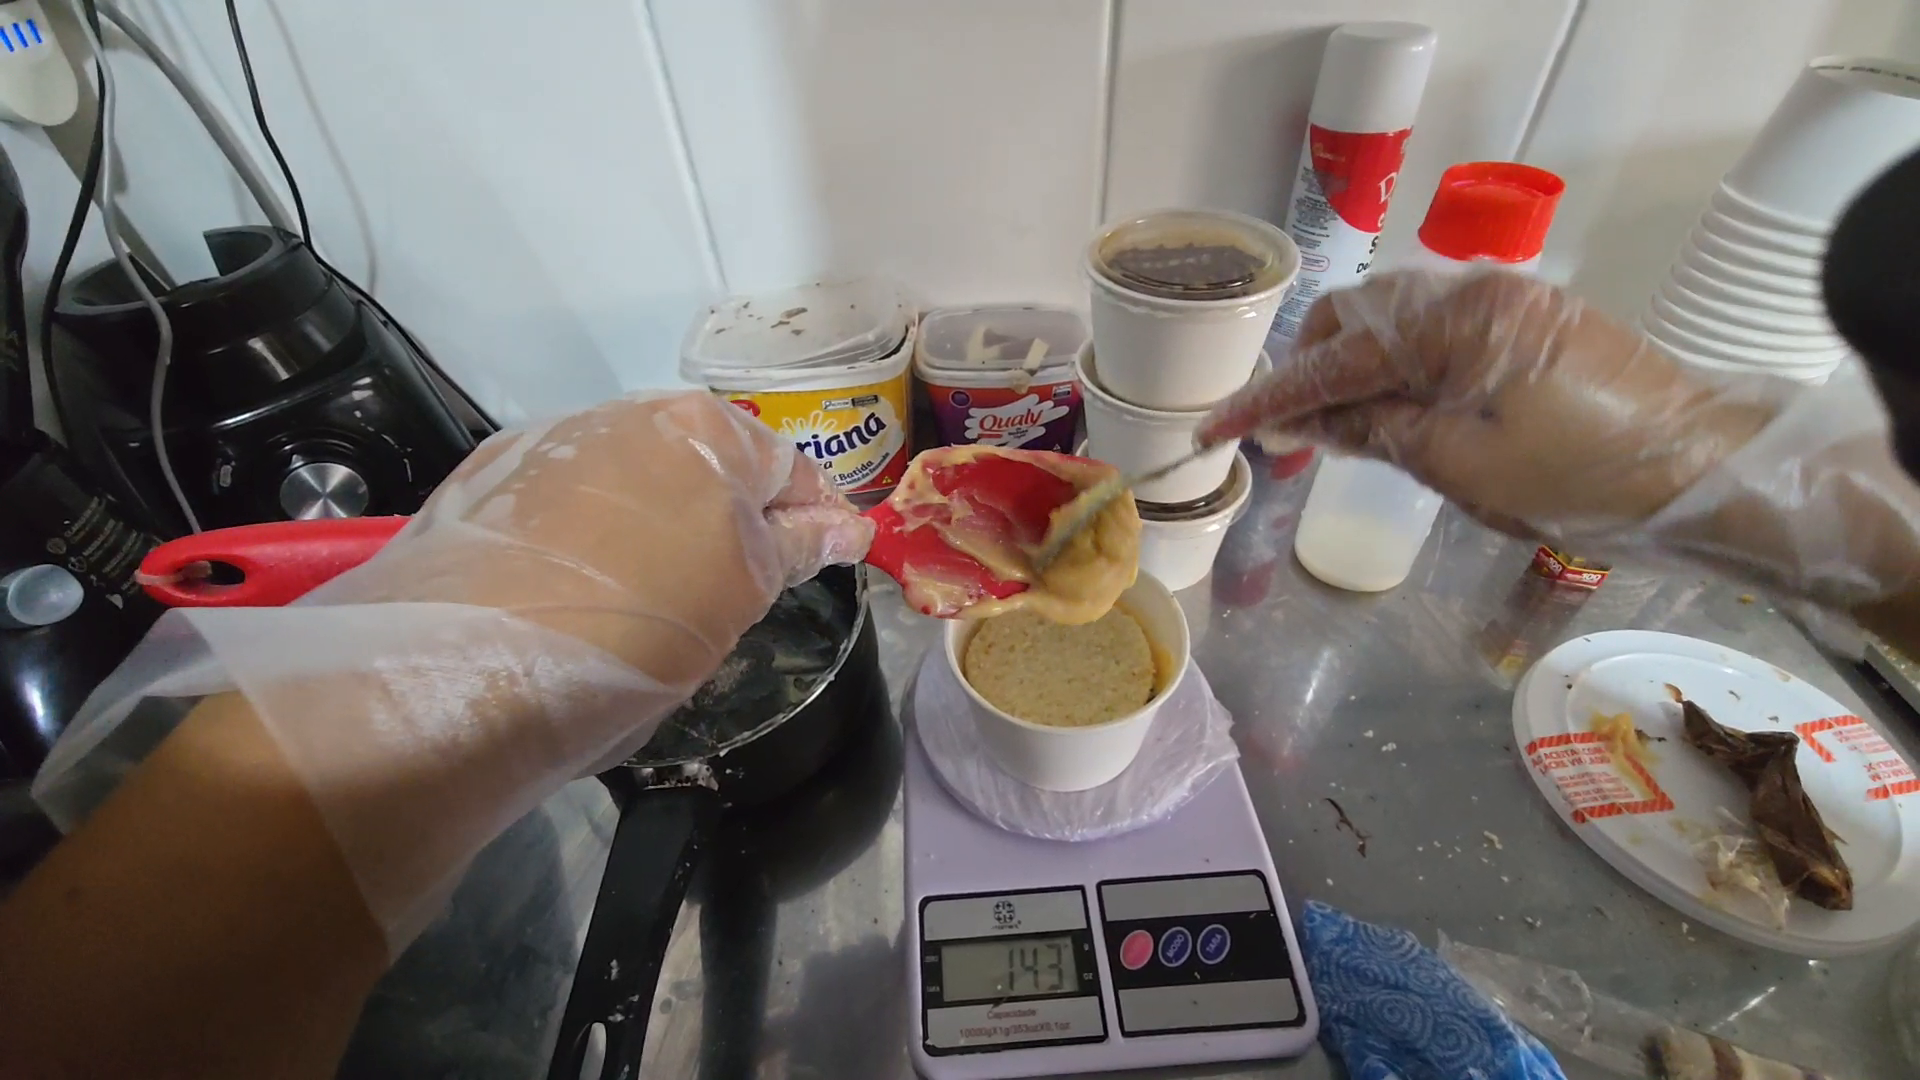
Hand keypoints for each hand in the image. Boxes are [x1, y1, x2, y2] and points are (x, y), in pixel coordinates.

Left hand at [38, 391, 873, 949]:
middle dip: (741, 515)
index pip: (789, 464)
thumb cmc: (640, 628)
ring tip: (661, 590)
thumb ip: (800, 546)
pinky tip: (591, 582)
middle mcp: (629, 413)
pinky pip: (582, 496)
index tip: (830, 553)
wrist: (461, 675)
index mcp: (704, 431)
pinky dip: (606, 529)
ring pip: (647, 476)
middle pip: (715, 462)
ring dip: (672, 521)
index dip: (818, 513)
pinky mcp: (492, 479)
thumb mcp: (741, 594)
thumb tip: (852, 527)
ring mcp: (555, 441)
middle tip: (743, 583)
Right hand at [1200, 271, 1775, 537]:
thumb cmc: (1581, 481)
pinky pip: (1420, 332)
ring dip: (1341, 370)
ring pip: (1381, 321)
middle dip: (1303, 371)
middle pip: (1349, 317)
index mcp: (1459, 324)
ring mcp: (1496, 300)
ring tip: (1328, 429)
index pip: (1332, 362)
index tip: (1211, 430)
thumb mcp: (1458, 466)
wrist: (1708, 472)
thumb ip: (1368, 429)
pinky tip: (1380, 409)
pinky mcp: (1513, 320)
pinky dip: (1383, 367)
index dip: (1266, 400)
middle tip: (1287, 435)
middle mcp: (1472, 291)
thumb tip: (1293, 422)